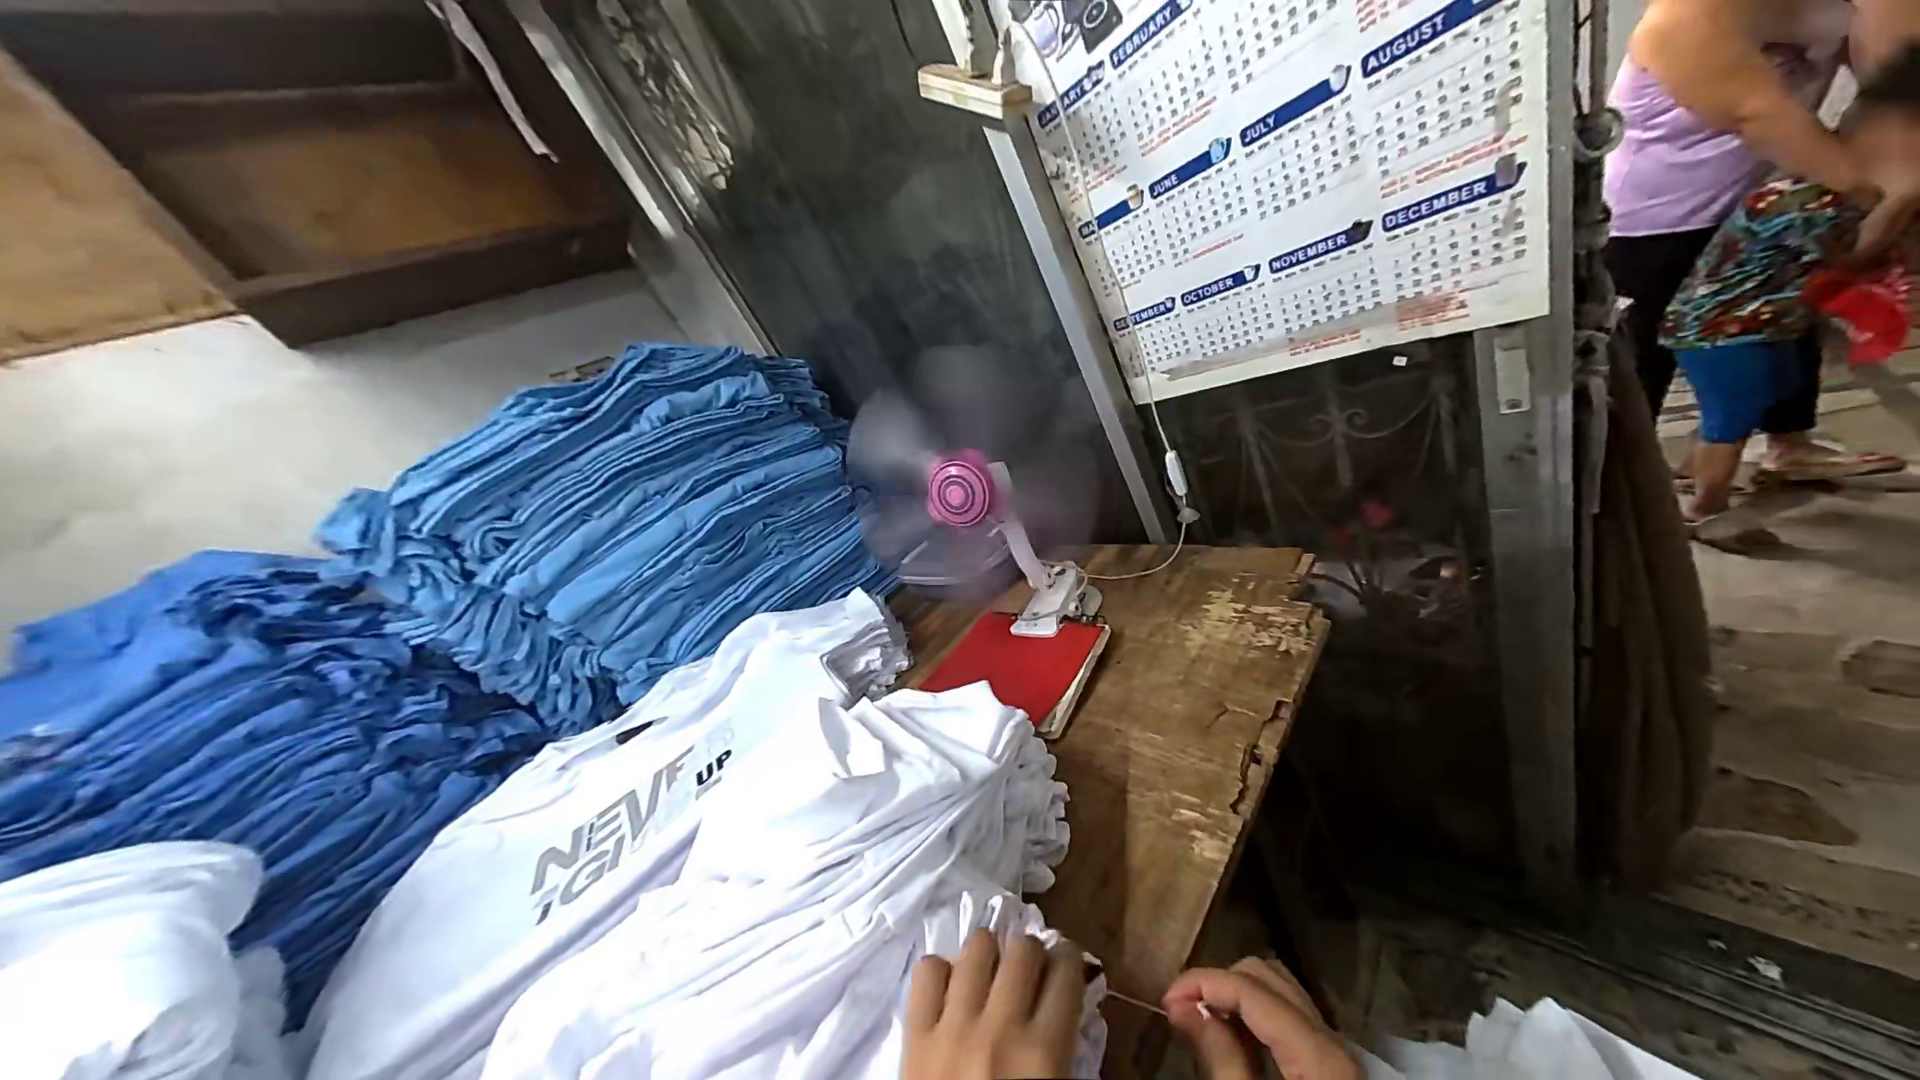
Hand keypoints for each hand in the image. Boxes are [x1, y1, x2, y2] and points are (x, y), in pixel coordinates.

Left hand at [904, 928, 1085, 1079]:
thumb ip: (1064, 1053)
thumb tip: (1067, 1003)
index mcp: (1043, 1055)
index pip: (1066, 973)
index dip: (1069, 961)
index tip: (1066, 964)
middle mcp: (1000, 1028)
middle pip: (1022, 949)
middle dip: (1031, 954)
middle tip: (1029, 972)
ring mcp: (952, 1027)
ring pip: (976, 948)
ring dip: (989, 955)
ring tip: (990, 974)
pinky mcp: (914, 1035)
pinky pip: (927, 972)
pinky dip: (941, 972)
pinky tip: (952, 992)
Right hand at [1163, 958, 1360, 1079]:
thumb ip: (1218, 1058)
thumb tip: (1180, 1005)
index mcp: (1319, 1055)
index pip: (1250, 988)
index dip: (1202, 983)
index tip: (1164, 1002)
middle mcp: (1334, 1042)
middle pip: (1268, 978)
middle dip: (1220, 983)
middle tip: (1185, 1012)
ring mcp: (1339, 1057)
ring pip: (1281, 991)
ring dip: (1238, 994)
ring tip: (1205, 1022)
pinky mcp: (1334, 1072)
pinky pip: (1291, 1019)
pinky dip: (1257, 1015)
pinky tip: (1234, 1041)